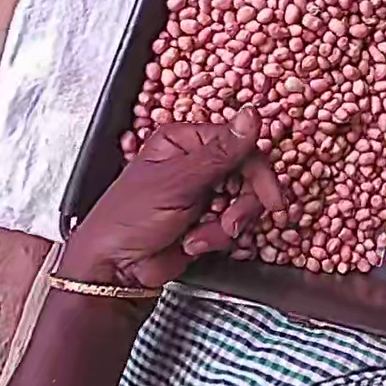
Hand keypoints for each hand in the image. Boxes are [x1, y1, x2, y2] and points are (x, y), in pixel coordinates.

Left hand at [56, 110, 285, 288]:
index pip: (240, 145)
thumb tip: (252, 114)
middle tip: (230, 224)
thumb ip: (220, 152)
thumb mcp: (178, 182)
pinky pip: (231, 224)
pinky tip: (191, 243)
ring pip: (242, 202)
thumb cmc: (131, 218)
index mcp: (185, 141)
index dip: (258, 172)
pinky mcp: (205, 219)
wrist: (114, 271)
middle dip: (240, 205)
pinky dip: (216, 237)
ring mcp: (202, 192)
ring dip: (225, 225)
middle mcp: (197, 162)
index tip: (272, 198)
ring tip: (199, 237)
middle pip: (247, 175)